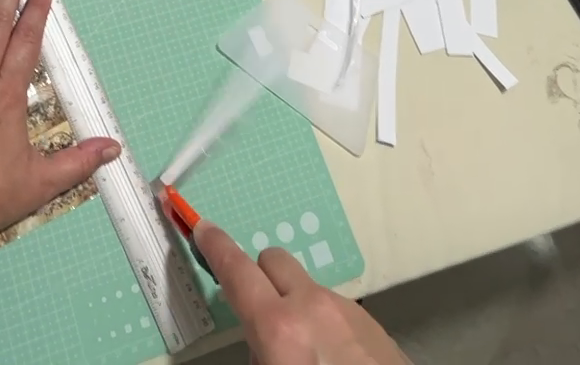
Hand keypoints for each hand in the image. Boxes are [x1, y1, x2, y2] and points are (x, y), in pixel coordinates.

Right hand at [195, 219, 408, 364]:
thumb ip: (256, 356)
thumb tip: (259, 349)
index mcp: (279, 328)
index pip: (236, 270)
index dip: (214, 246)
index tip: (201, 227)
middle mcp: (313, 308)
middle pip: (273, 260)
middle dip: (258, 277)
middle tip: (257, 317)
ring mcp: (350, 314)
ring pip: (307, 289)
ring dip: (295, 307)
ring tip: (305, 357)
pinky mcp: (378, 329)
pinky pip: (336, 311)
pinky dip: (325, 326)